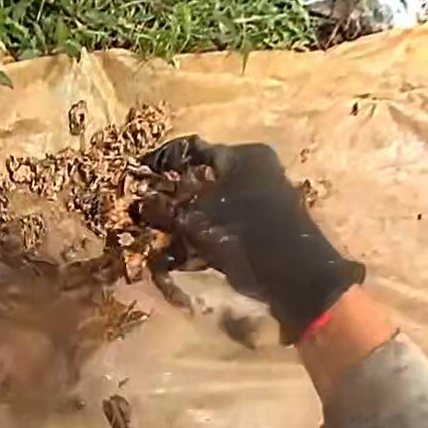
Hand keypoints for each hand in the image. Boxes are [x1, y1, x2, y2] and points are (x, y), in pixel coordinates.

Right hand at [134, 137, 363, 341]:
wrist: (291, 275)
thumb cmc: (246, 235)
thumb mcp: (198, 218)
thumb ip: (166, 207)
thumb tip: (139, 201)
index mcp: (243, 158)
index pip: (193, 152)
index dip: (162, 166)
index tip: (136, 182)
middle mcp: (251, 172)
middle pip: (197, 180)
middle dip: (168, 199)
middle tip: (142, 214)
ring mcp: (254, 199)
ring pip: (204, 205)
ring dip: (179, 221)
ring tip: (157, 237)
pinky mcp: (253, 225)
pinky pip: (215, 224)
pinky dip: (196, 236)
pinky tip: (177, 254)